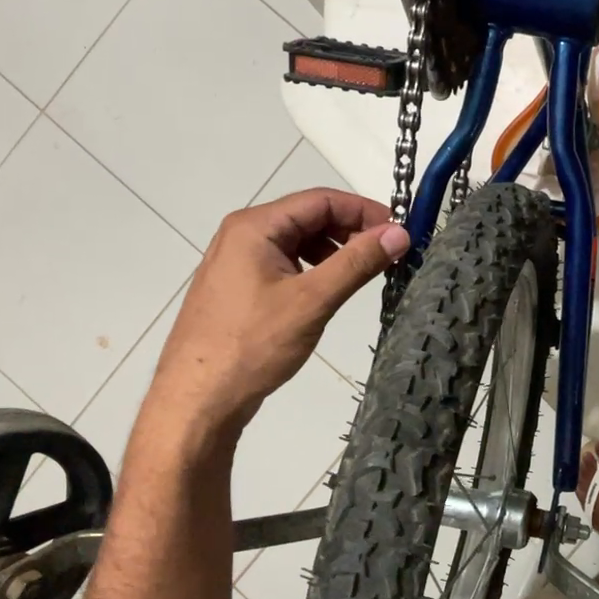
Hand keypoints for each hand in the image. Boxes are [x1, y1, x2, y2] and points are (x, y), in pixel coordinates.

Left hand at [145, 189, 408, 438]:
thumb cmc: (254, 344)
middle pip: (309, 216)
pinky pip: (286, 263)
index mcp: (255, 226)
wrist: (198, 399)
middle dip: (352, 230)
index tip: (400, 232)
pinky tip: (331, 291)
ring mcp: (238, 261)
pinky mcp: (240, 287)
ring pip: (298, 241)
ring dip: (335, 250)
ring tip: (365, 273)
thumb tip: (400, 233)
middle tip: (389, 255)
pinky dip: (315, 269)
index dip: (364, 211)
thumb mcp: (313, 300)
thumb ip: (357, 262)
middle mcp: (243, 234)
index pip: (321, 200)